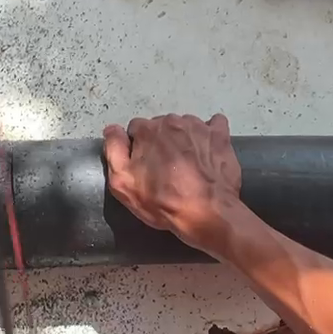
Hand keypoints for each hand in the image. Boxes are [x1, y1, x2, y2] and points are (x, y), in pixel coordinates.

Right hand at [102, 114, 243, 255]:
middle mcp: (172, 121)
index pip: (136, 130)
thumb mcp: (122, 183)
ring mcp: (199, 126)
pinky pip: (214, 124)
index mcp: (147, 130)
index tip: (145, 167)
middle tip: (165, 169)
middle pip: (160, 127)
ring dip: (183, 140)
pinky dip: (209, 134)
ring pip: (184, 126)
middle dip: (160, 143)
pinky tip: (207, 150)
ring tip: (187, 164)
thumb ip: (113, 150)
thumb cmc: (162, 201)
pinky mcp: (220, 135)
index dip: (138, 149)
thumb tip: (112, 129)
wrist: (206, 212)